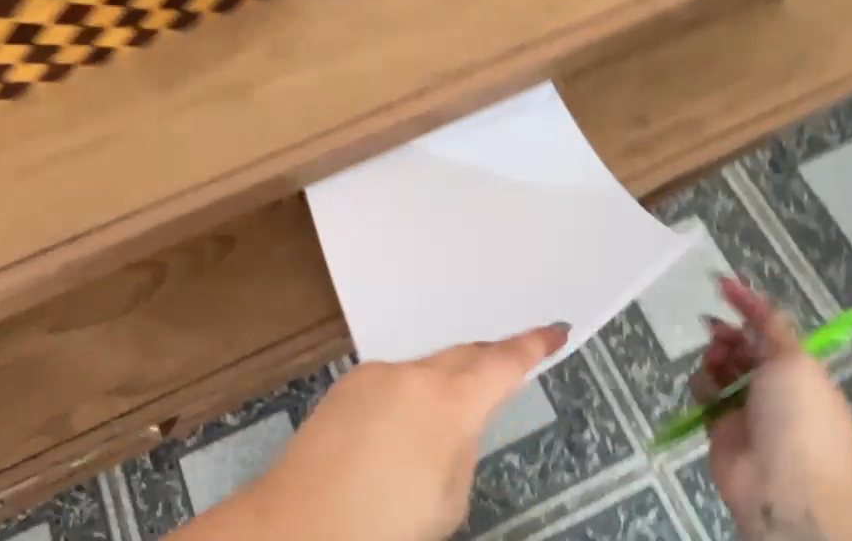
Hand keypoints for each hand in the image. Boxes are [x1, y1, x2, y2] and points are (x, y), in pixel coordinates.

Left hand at [177, 323, 568, 540]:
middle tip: (515, 367)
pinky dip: (411, 396)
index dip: (532, 345)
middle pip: (462, 356)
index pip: (501, 364)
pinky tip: (403, 432)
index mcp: (446, 402)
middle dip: (489, 361)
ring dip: (446, 384)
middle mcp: (410, 374)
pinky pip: (394, 380)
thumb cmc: (384, 524)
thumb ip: (461, 449)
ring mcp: (373, 374)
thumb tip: (456, 424)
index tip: (554, 329)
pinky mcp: (345, 384)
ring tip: (448, 424)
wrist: (296, 525)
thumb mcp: (446, 501)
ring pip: (425, 369)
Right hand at [693, 280, 851, 540]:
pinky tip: (706, 387)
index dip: (750, 306)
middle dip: (729, 333)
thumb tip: (757, 300)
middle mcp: (778, 391)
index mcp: (804, 376)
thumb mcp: (796, 362)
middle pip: (746, 348)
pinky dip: (703, 385)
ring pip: (723, 368)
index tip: (722, 284)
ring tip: (715, 361)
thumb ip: (773, 327)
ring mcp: (749, 410)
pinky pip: (707, 393)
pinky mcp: (721, 426)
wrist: (784, 488)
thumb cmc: (799, 420)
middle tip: (714, 327)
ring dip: (716, 357)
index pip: (774, 331)